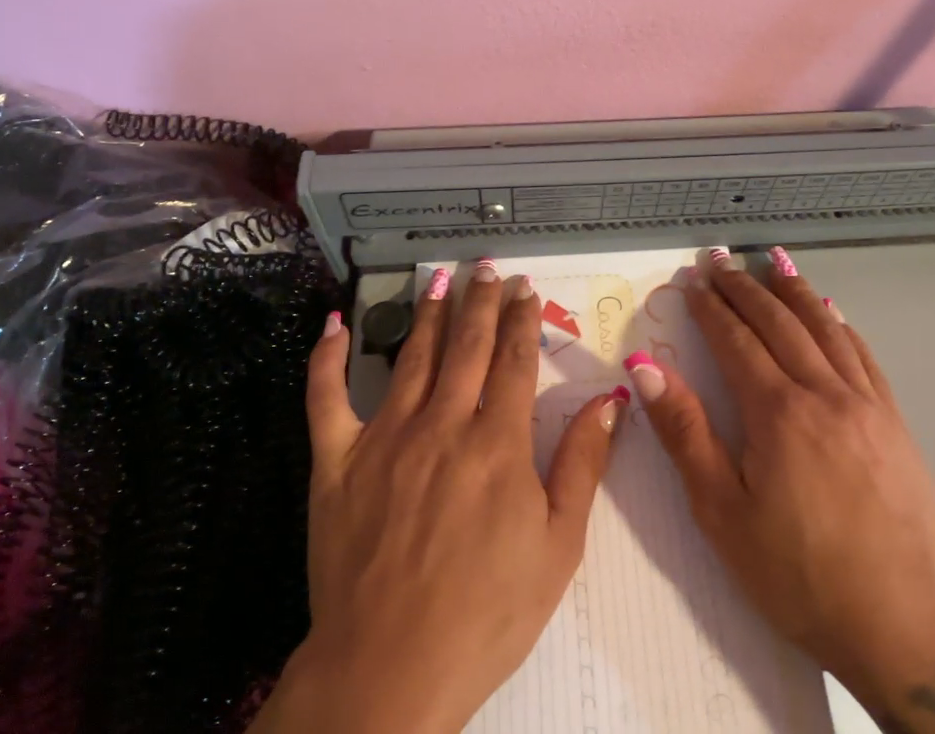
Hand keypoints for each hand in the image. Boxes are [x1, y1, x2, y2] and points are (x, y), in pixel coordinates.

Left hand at [251, 263, 626, 733]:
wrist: (392, 665)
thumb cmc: (488, 613)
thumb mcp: (558, 546)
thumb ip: (583, 466)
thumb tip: (608, 401)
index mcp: (498, 445)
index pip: (515, 363)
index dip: (522, 320)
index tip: (524, 288)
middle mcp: (442, 426)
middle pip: (466, 348)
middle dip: (480, 303)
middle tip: (486, 268)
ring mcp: (384, 440)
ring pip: (410, 359)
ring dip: (428, 315)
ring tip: (439, 280)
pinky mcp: (335, 463)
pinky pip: (326, 398)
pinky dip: (328, 358)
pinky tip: (337, 324)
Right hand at [631, 246, 934, 733]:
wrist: (900, 622)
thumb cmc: (796, 574)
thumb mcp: (722, 512)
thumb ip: (685, 433)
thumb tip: (646, 367)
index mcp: (779, 412)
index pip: (737, 340)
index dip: (711, 307)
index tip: (692, 280)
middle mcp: (826, 393)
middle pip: (781, 323)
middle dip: (746, 287)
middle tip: (720, 259)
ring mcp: (868, 405)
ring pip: (827, 329)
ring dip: (795, 292)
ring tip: (773, 263)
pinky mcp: (895, 423)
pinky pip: (864, 356)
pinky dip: (841, 325)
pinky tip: (832, 313)